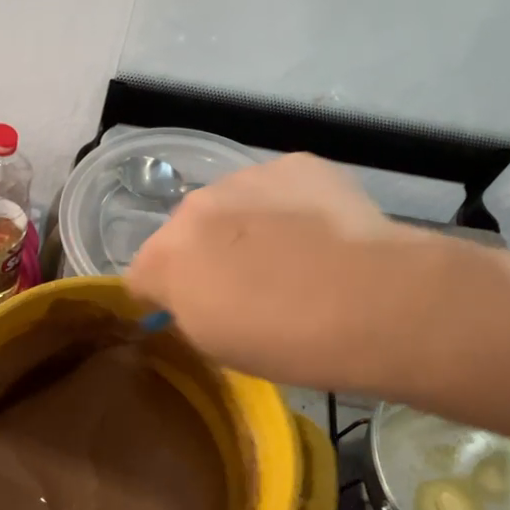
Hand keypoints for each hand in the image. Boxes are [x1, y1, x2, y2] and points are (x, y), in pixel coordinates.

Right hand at [125, 153, 419, 389]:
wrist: (369, 302)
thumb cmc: (280, 340)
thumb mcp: (213, 345)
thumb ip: (186, 312)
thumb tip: (192, 298)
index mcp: (163, 257)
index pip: (139, 275)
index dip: (162, 297)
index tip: (191, 315)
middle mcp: (193, 206)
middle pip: (184, 232)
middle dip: (204, 255)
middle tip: (244, 288)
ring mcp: (246, 177)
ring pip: (230, 205)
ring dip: (244, 227)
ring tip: (288, 258)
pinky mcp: (297, 164)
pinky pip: (277, 187)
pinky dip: (288, 207)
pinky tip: (318, 234)